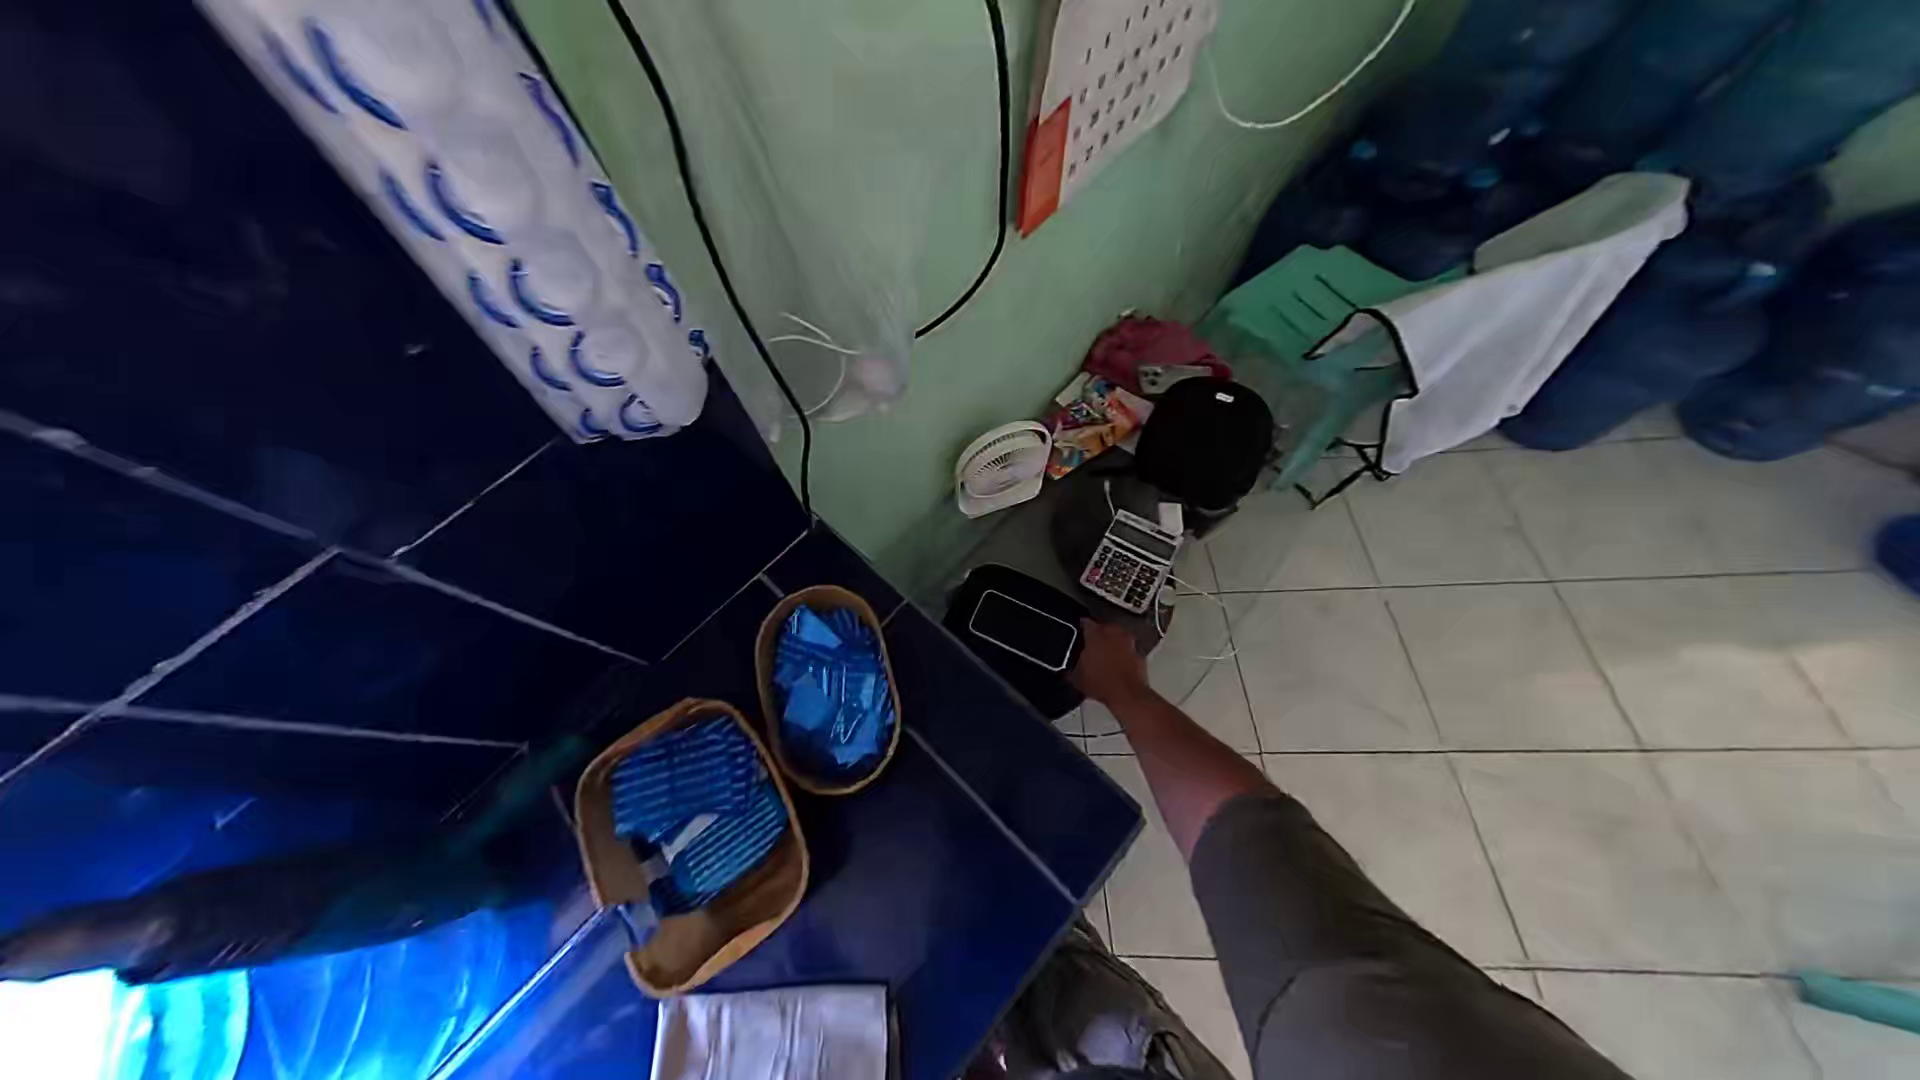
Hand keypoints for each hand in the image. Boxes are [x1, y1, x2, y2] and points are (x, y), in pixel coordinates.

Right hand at [1070, 619, 1149, 706]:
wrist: (1127, 694)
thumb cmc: (1100, 682)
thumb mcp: (1077, 679)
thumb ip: (1071, 671)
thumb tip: (1066, 672)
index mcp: (1095, 634)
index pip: (1086, 623)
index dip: (1081, 627)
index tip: (1078, 631)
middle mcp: (1113, 634)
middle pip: (1104, 628)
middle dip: (1098, 635)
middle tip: (1092, 645)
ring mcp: (1128, 643)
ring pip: (1119, 637)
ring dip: (1113, 643)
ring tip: (1107, 654)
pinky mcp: (1139, 655)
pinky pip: (1129, 650)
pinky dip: (1124, 655)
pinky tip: (1119, 665)